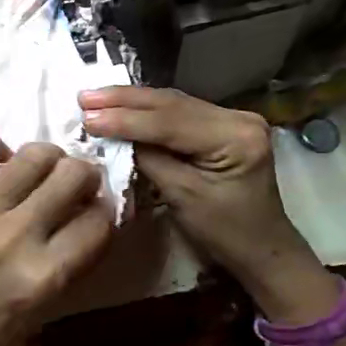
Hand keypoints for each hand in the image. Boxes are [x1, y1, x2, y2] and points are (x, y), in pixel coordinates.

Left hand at [0, 134, 114, 345]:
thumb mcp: (46, 307)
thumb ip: (73, 262)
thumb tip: (94, 214)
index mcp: (45, 274)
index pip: (98, 221)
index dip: (106, 211)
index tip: (97, 210)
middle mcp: (17, 237)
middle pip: (72, 176)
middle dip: (86, 175)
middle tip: (78, 184)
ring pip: (32, 155)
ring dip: (50, 156)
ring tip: (46, 169)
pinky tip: (2, 158)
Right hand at [79, 86, 337, 324]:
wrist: (262, 248)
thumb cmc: (225, 233)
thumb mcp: (183, 197)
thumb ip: (149, 160)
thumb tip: (113, 136)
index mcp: (236, 137)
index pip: (170, 122)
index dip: (126, 119)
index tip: (87, 117)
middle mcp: (238, 117)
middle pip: (172, 104)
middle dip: (124, 101)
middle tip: (84, 97)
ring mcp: (233, 118)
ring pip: (173, 103)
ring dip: (132, 101)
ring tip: (94, 98)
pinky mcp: (223, 125)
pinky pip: (180, 113)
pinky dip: (148, 111)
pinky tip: (121, 105)